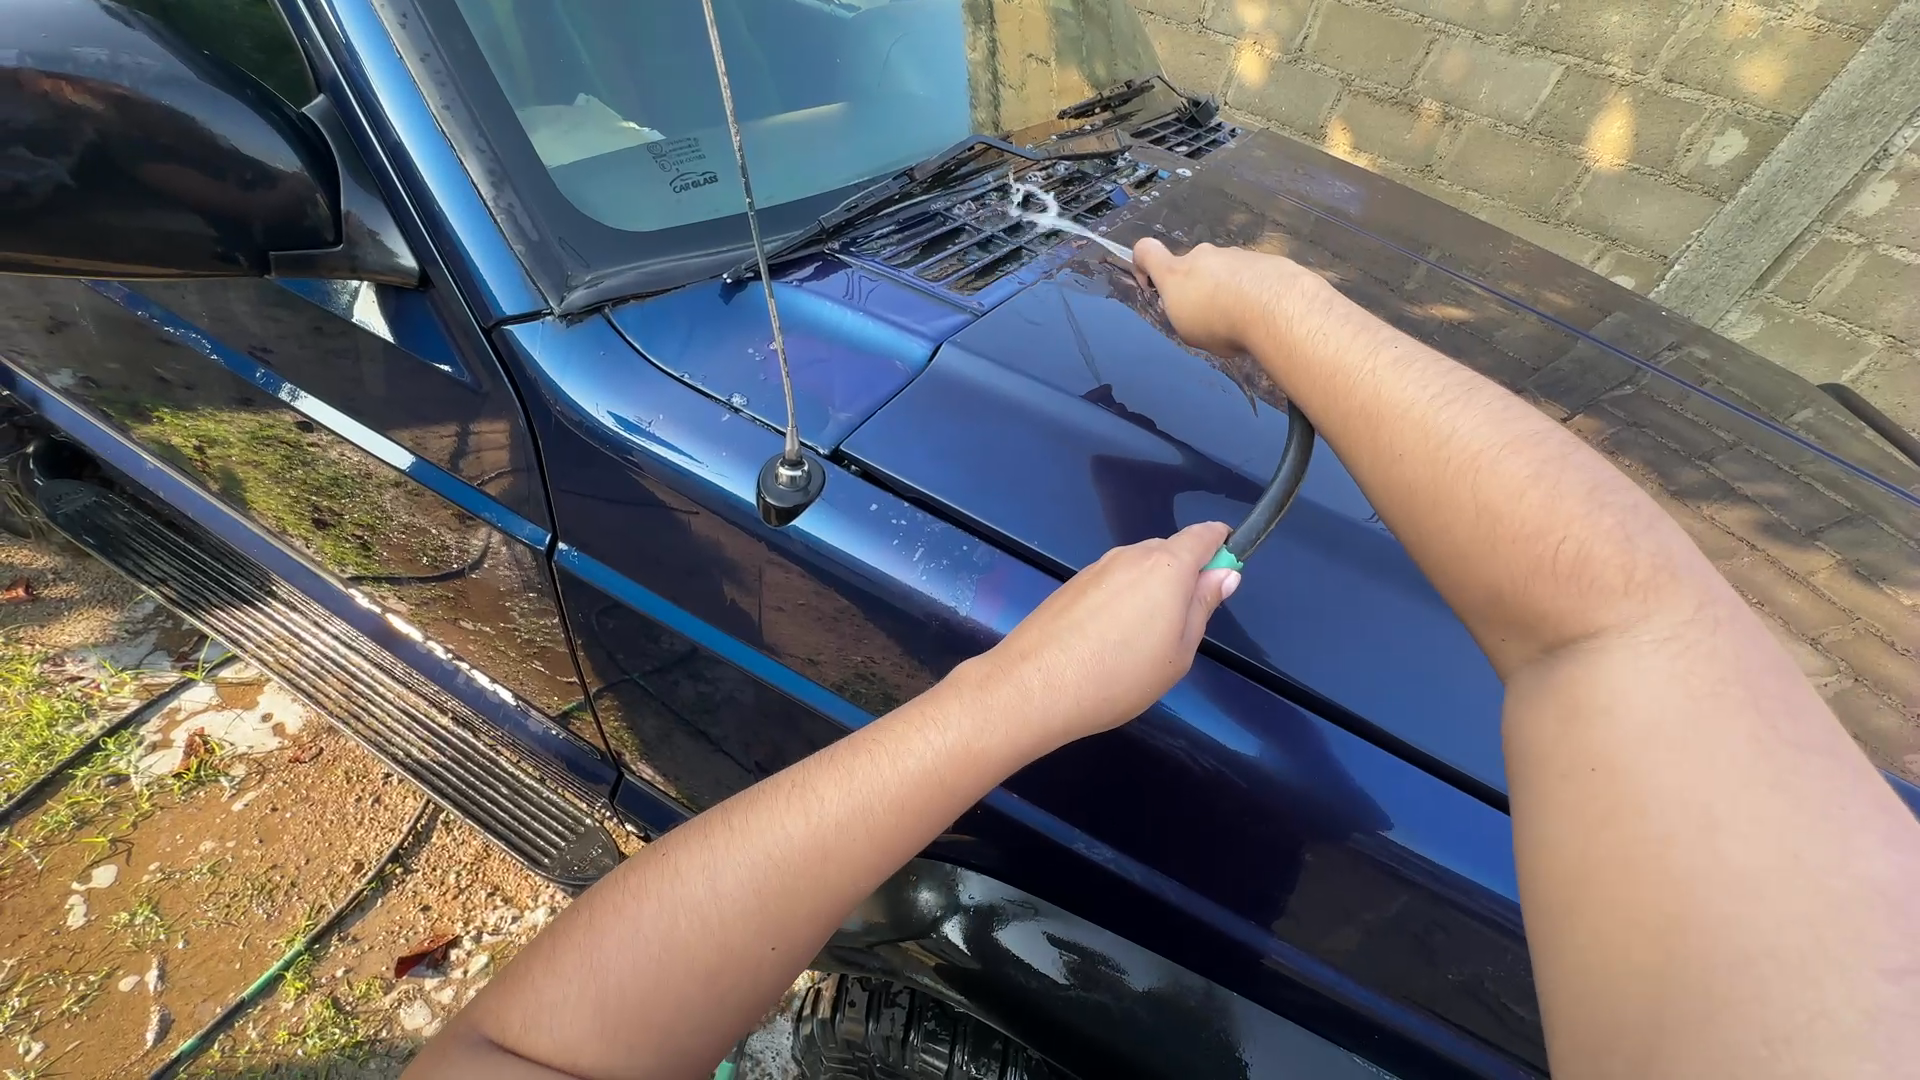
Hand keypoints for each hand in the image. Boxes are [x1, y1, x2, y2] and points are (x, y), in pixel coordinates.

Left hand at [960, 522, 1239, 751]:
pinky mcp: (1070, 585)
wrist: (1034, 686)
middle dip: (1184, 577)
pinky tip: (1109, 641)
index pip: (1203, 535)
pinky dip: (1120, 601)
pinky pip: (1110, 583)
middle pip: (1169, 551)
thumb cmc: (1119, 675)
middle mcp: (1128, 555)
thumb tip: (1224, 573)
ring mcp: (1095, 568)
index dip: (1221, 547)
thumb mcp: (1178, 651)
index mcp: (1165, 565)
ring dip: (1150, 592)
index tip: (1226, 575)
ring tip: (1142, 643)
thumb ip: (1202, 606)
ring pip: (1137, 568)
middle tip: (1182, 627)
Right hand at [1131, 238, 1321, 359]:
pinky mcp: (1265, 259)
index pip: (1145, 250)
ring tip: (1242, 320)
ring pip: (1223, 270)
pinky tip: (1264, 314)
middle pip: (1192, 266)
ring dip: (1227, 290)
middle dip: (1197, 288)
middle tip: (1210, 319)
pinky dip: (1252, 290)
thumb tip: (1190, 306)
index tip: (1152, 286)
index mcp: (1175, 273)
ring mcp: (1236, 254)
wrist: (1275, 308)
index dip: (1142, 264)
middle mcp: (1203, 255)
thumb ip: (1182, 311)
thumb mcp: (1187, 329)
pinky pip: (1250, 274)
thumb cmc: (1219, 323)